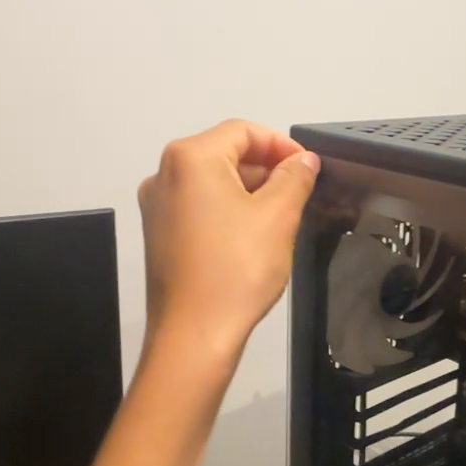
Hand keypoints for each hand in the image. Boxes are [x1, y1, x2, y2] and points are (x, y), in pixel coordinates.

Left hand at [137, 121, 318, 354]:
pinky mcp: (159, 235)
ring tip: (281, 218)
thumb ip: (294, 178)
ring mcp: (157, 206)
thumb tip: (304, 160)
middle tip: (299, 194)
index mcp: (190, 158)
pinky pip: (199, 207)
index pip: (243, 131)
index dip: (281, 145)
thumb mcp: (277, 217)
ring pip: (212, 182)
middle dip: (266, 169)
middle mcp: (164, 174)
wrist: (194, 334)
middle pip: (225, 153)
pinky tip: (252, 237)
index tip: (308, 169)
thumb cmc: (236, 270)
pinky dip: (228, 211)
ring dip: (249, 191)